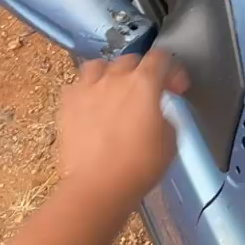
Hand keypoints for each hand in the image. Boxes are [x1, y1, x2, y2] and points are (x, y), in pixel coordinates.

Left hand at [55, 50, 187, 210]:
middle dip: (144, 72)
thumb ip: (166, 116)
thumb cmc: (140, 166)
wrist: (99, 186)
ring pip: (100, 65)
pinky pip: (78, 84)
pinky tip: (93, 104)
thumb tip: (156, 114)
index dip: (173, 71)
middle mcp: (114, 78)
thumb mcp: (171, 141)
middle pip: (131, 60)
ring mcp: (87, 89)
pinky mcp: (67, 104)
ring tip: (116, 90)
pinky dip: (88, 89)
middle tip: (149, 94)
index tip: (176, 89)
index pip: (161, 58)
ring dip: (112, 74)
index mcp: (144, 83)